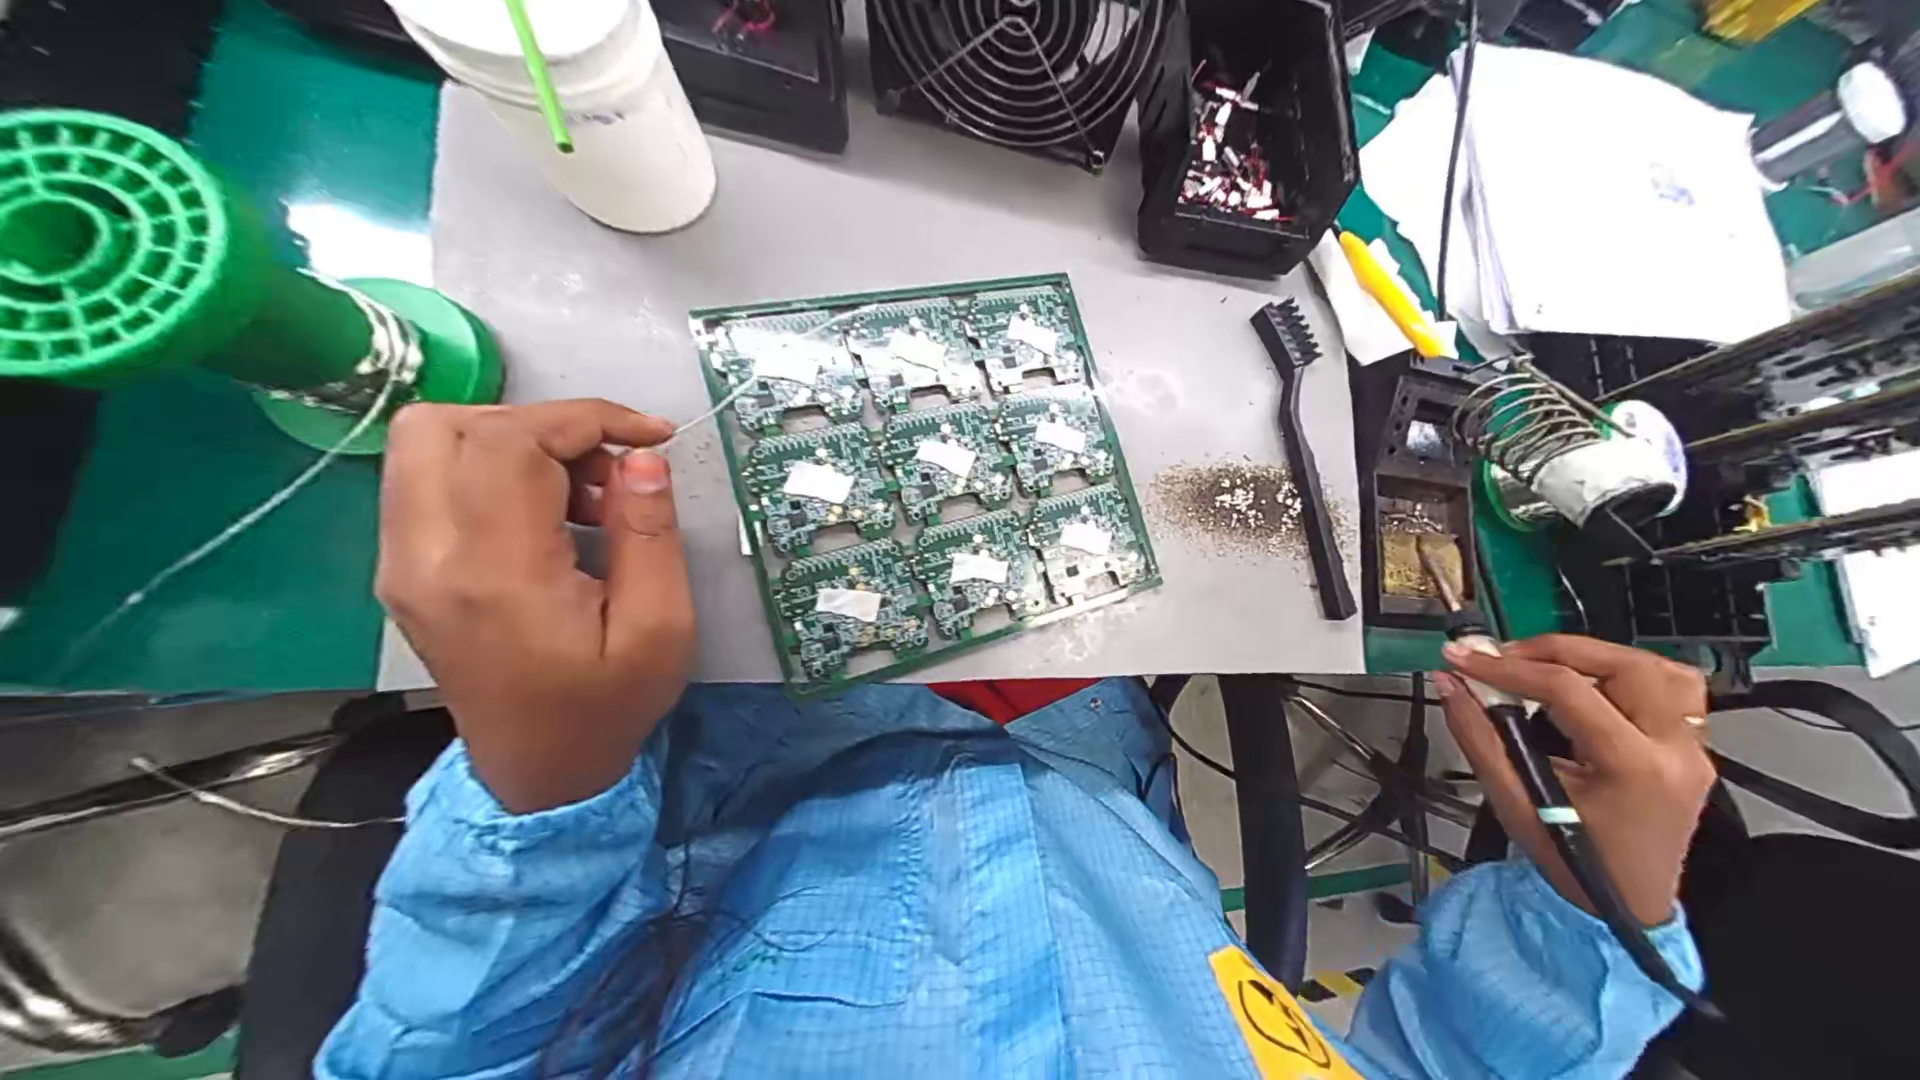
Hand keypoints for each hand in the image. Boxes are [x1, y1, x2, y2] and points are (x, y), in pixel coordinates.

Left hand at [376, 400, 695, 812]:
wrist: (541, 772)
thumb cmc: (608, 706)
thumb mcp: (661, 627)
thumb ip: (652, 536)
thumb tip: (643, 460)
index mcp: (494, 574)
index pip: (509, 442)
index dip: (586, 418)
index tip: (650, 437)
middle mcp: (424, 558)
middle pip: (446, 425)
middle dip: (544, 424)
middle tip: (609, 466)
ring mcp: (402, 563)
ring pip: (428, 443)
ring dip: (516, 442)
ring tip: (586, 492)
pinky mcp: (404, 569)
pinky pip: (431, 479)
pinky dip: (495, 468)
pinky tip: (553, 513)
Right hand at [1434, 634, 1715, 926]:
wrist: (1623, 903)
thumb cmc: (1569, 857)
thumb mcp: (1509, 796)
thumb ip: (1475, 733)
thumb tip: (1449, 683)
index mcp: (1634, 767)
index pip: (1567, 689)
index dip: (1504, 667)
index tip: (1461, 658)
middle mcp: (1676, 753)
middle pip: (1626, 666)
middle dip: (1555, 649)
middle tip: (1503, 655)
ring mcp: (1691, 751)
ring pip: (1659, 670)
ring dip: (1595, 655)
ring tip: (1544, 663)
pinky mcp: (1687, 750)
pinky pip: (1671, 691)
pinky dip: (1622, 673)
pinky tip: (1583, 683)